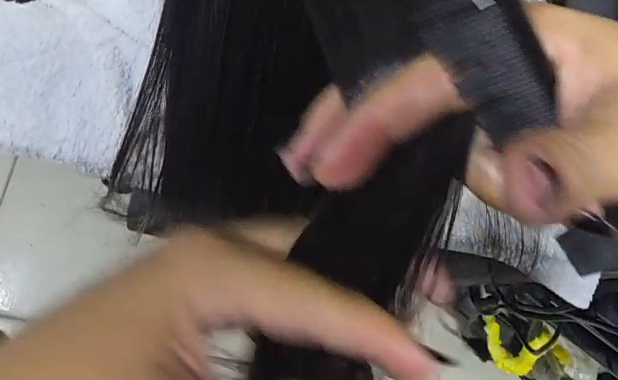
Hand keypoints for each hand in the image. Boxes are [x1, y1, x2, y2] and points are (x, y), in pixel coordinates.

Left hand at [0, 223, 438, 379]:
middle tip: (435, 301)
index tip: (431, 365)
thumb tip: (344, 369)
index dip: (376, 331)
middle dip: (368, 283)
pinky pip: (260, 292)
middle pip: (309, 256)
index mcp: (210, 265)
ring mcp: (193, 266)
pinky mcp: (182, 294)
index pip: (314, 294)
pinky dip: (298, 313)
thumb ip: (280, 378)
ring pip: (287, 271)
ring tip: (392, 325)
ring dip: (336, 298)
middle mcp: (208, 249)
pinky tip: (326, 340)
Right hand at [281, 3, 617, 224]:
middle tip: (307, 164)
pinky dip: (456, 175)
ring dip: (424, 165)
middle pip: (414, 88)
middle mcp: (510, 60)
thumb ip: (576, 159)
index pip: (433, 72)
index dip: (376, 113)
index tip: (329, 158)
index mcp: (526, 37)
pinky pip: (469, 152)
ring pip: (440, 132)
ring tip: (500, 190)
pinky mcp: (524, 128)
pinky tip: (480, 190)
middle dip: (358, 123)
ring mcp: (516, 96)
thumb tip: (512, 182)